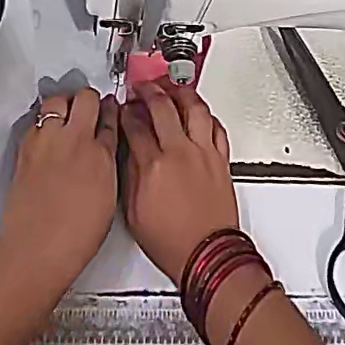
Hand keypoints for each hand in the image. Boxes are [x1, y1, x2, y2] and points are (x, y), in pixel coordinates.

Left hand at [0, 90, 120, 344]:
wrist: (38, 248)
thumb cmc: (74, 236)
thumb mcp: (108, 200)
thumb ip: (107, 168)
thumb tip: (103, 155)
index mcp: (103, 156)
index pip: (111, 118)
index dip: (111, 112)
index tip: (111, 110)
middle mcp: (76, 142)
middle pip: (85, 99)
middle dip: (88, 99)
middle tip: (88, 107)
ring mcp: (49, 142)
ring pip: (57, 102)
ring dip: (63, 104)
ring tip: (65, 114)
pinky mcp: (26, 148)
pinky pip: (37, 121)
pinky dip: (43, 121)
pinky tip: (47, 134)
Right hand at [120, 80, 239, 284]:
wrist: (207, 255)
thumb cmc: (173, 241)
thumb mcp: (134, 211)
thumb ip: (130, 175)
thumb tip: (127, 153)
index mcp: (153, 165)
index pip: (135, 125)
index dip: (126, 112)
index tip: (124, 109)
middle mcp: (180, 153)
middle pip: (163, 107)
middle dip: (149, 92)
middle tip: (143, 88)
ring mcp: (203, 154)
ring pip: (195, 109)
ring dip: (181, 94)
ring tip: (172, 88)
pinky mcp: (221, 161)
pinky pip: (216, 128)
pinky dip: (207, 116)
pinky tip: (200, 113)